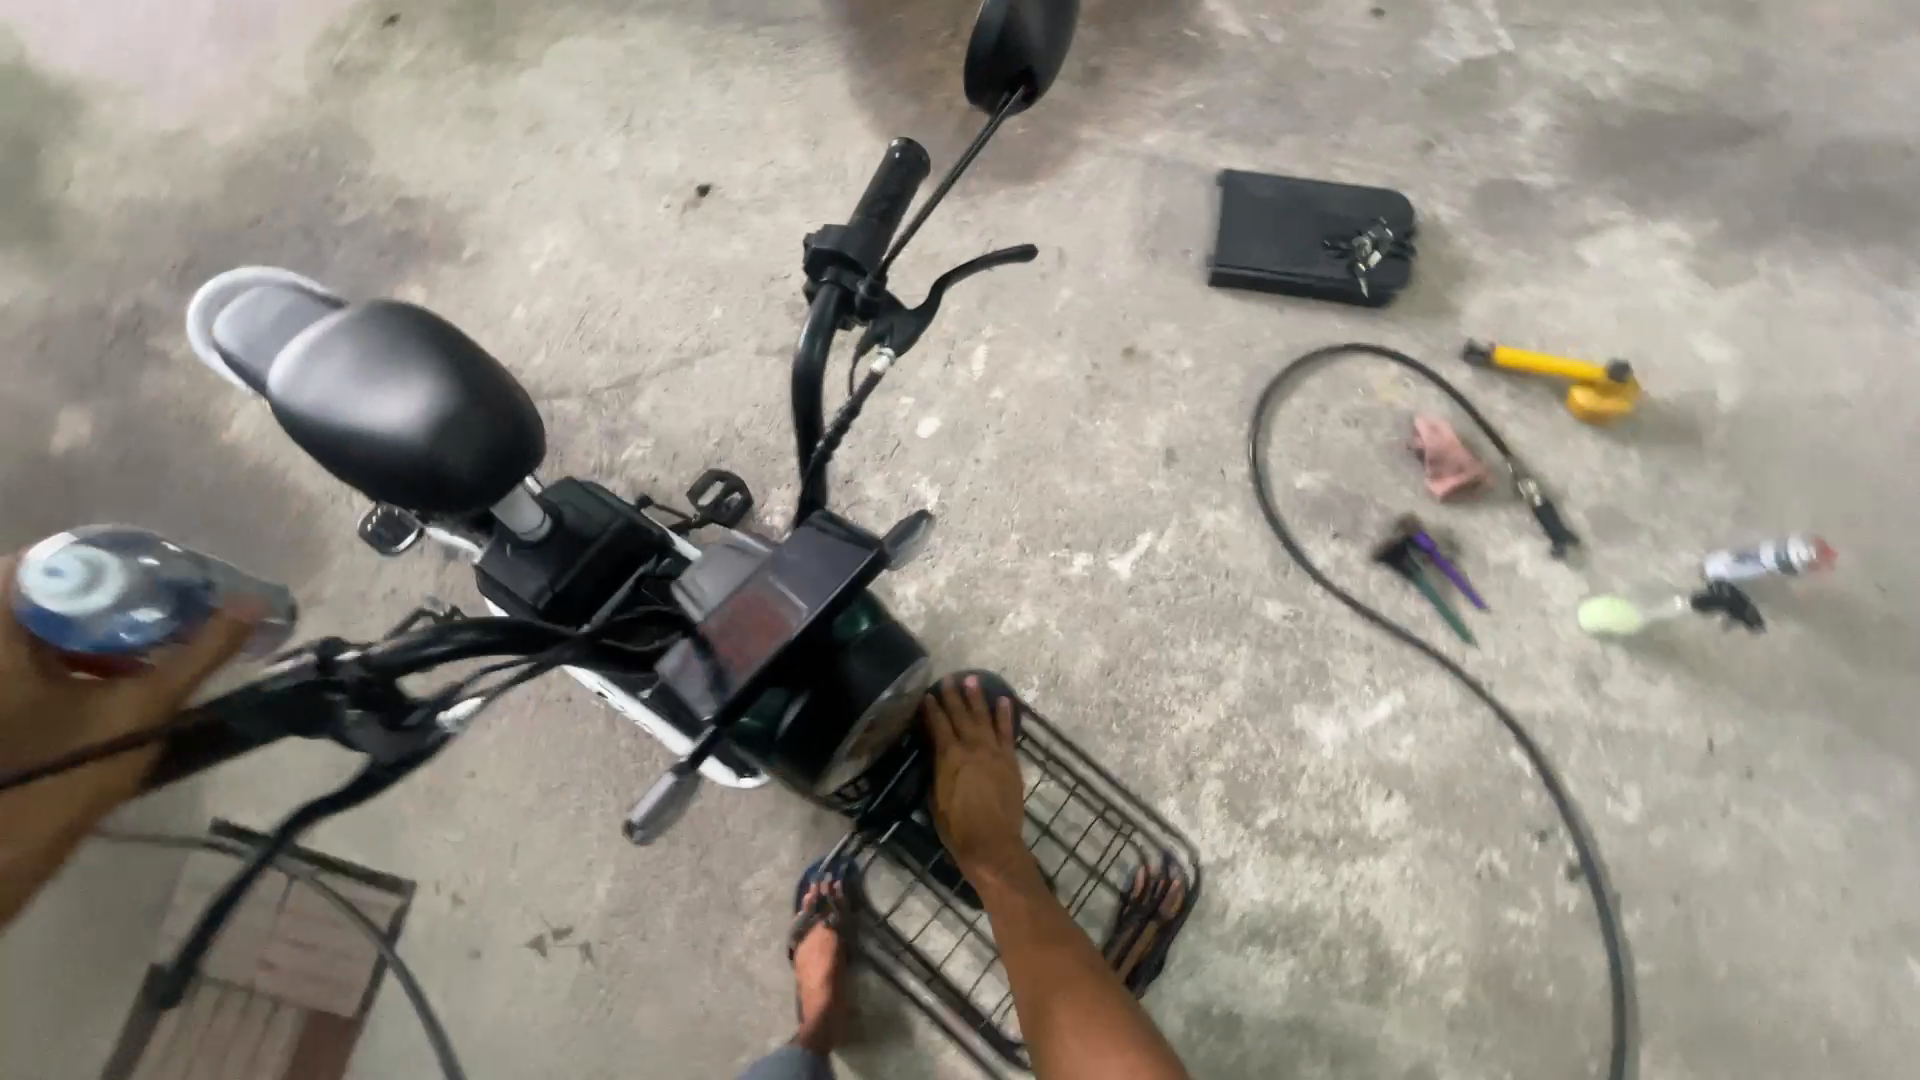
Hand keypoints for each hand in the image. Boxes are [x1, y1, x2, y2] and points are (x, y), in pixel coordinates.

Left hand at [0, 553, 255, 924]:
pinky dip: (73, 654)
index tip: (147, 567)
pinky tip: (117, 672)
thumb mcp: (148, 705)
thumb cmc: (70, 769)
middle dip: (103, 592)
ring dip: (91, 626)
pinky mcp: (0, 703)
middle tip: (160, 597)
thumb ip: (201, 651)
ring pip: (34, 628)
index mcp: (0, 643)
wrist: (8, 848)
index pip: (32, 568)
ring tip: (149, 635)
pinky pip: (28, 657)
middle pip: (36, 596)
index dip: (93, 559)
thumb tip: (252, 602)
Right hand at [922, 675, 1030, 882]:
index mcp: (949, 756)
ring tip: (972, 679)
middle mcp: (972, 747)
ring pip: (983, 717)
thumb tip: (937, 754)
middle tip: (949, 678)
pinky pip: (1007, 732)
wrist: (992, 843)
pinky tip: (1003, 700)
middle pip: (960, 715)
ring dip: (977, 698)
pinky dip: (1004, 715)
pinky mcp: (1010, 760)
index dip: (932, 709)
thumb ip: (937, 771)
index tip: (927, 694)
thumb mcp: (936, 798)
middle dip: (953, 695)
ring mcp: (994, 751)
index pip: (938, 725)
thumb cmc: (957, 827)